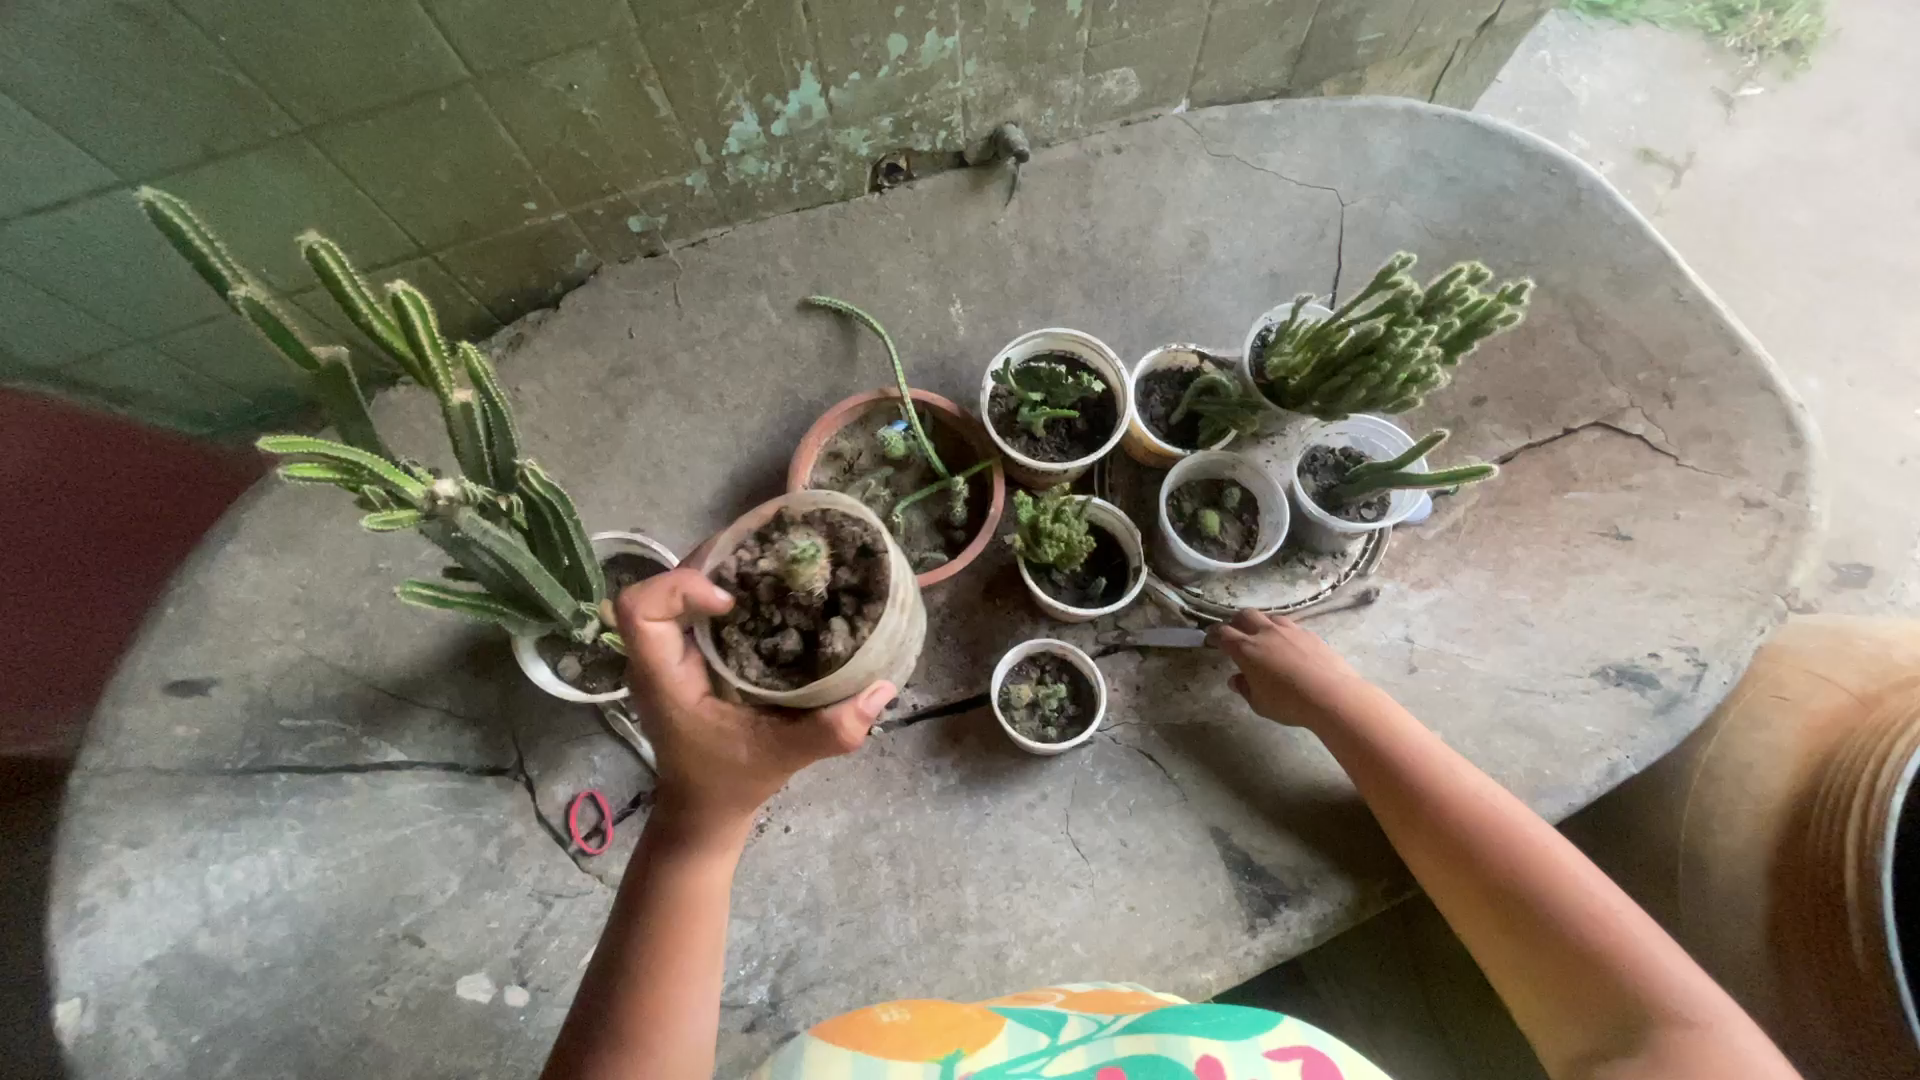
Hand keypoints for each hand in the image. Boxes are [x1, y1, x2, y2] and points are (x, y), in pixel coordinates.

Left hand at [615, 567, 893, 830]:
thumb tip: (882, 688)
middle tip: (774, 548)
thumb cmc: (730, 782)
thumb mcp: (783, 757)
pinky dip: (735, 584)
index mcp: (665, 676)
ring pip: (685, 586)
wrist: (703, 808)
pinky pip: (701, 603)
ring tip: (779, 554)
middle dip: (719, 558)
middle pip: (667, 581)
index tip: (733, 600)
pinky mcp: (689, 651)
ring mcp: (672, 650)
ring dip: (729, 566)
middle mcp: (659, 654)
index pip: (640, 609)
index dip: (681, 587)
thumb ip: (830, 730)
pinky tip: (775, 584)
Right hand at [1205, 609, 1371, 728]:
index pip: (1223, 633)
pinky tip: (1289, 646)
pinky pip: (1290, 626)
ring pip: (1269, 617)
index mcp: (1246, 649)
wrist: (1333, 696)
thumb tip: (1236, 679)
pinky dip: (1283, 632)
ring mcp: (1289, 631)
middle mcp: (1265, 633)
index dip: (1214, 634)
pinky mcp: (1310, 634)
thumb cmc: (1289, 703)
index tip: (1211, 639)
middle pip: (1244, 615)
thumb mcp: (1260, 703)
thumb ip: (1245, 688)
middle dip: (1236, 622)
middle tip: (1236, 634)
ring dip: (1261, 624)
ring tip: (1264, 638)